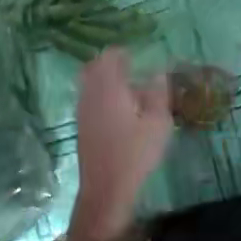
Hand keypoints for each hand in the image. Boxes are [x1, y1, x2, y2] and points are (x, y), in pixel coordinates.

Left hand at [72, 48, 171, 240]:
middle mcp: (90, 94)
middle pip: (94, 66)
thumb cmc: (136, 153)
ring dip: (106, 80)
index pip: (110, 56)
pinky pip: (89, 98)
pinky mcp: (82, 126)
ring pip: (89, 83)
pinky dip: (101, 95)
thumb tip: (159, 72)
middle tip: (133, 69)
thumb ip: (158, 93)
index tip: (141, 57)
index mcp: (109, 87)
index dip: (125, 53)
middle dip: (112, 64)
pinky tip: (120, 109)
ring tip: (129, 89)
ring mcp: (82, 110)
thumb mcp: (158, 122)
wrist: (107, 188)